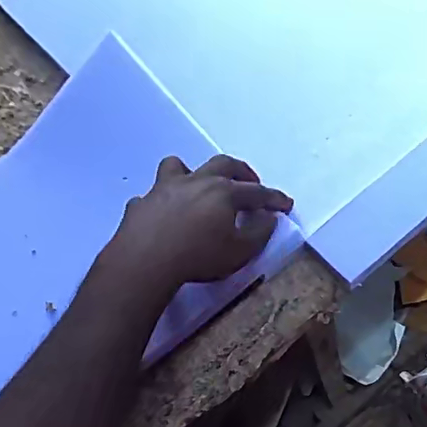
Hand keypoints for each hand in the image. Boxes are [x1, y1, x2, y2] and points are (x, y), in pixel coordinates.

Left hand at [98, 155, 292, 293]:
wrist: (145, 261)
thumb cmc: (198, 257)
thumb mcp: (239, 252)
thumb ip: (258, 233)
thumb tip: (268, 218)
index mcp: (223, 192)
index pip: (256, 192)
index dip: (274, 198)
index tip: (286, 205)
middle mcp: (194, 182)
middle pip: (222, 165)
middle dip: (241, 172)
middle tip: (250, 183)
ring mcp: (163, 189)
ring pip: (178, 166)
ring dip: (190, 172)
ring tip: (196, 185)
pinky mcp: (140, 204)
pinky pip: (150, 197)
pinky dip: (158, 203)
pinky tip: (159, 214)